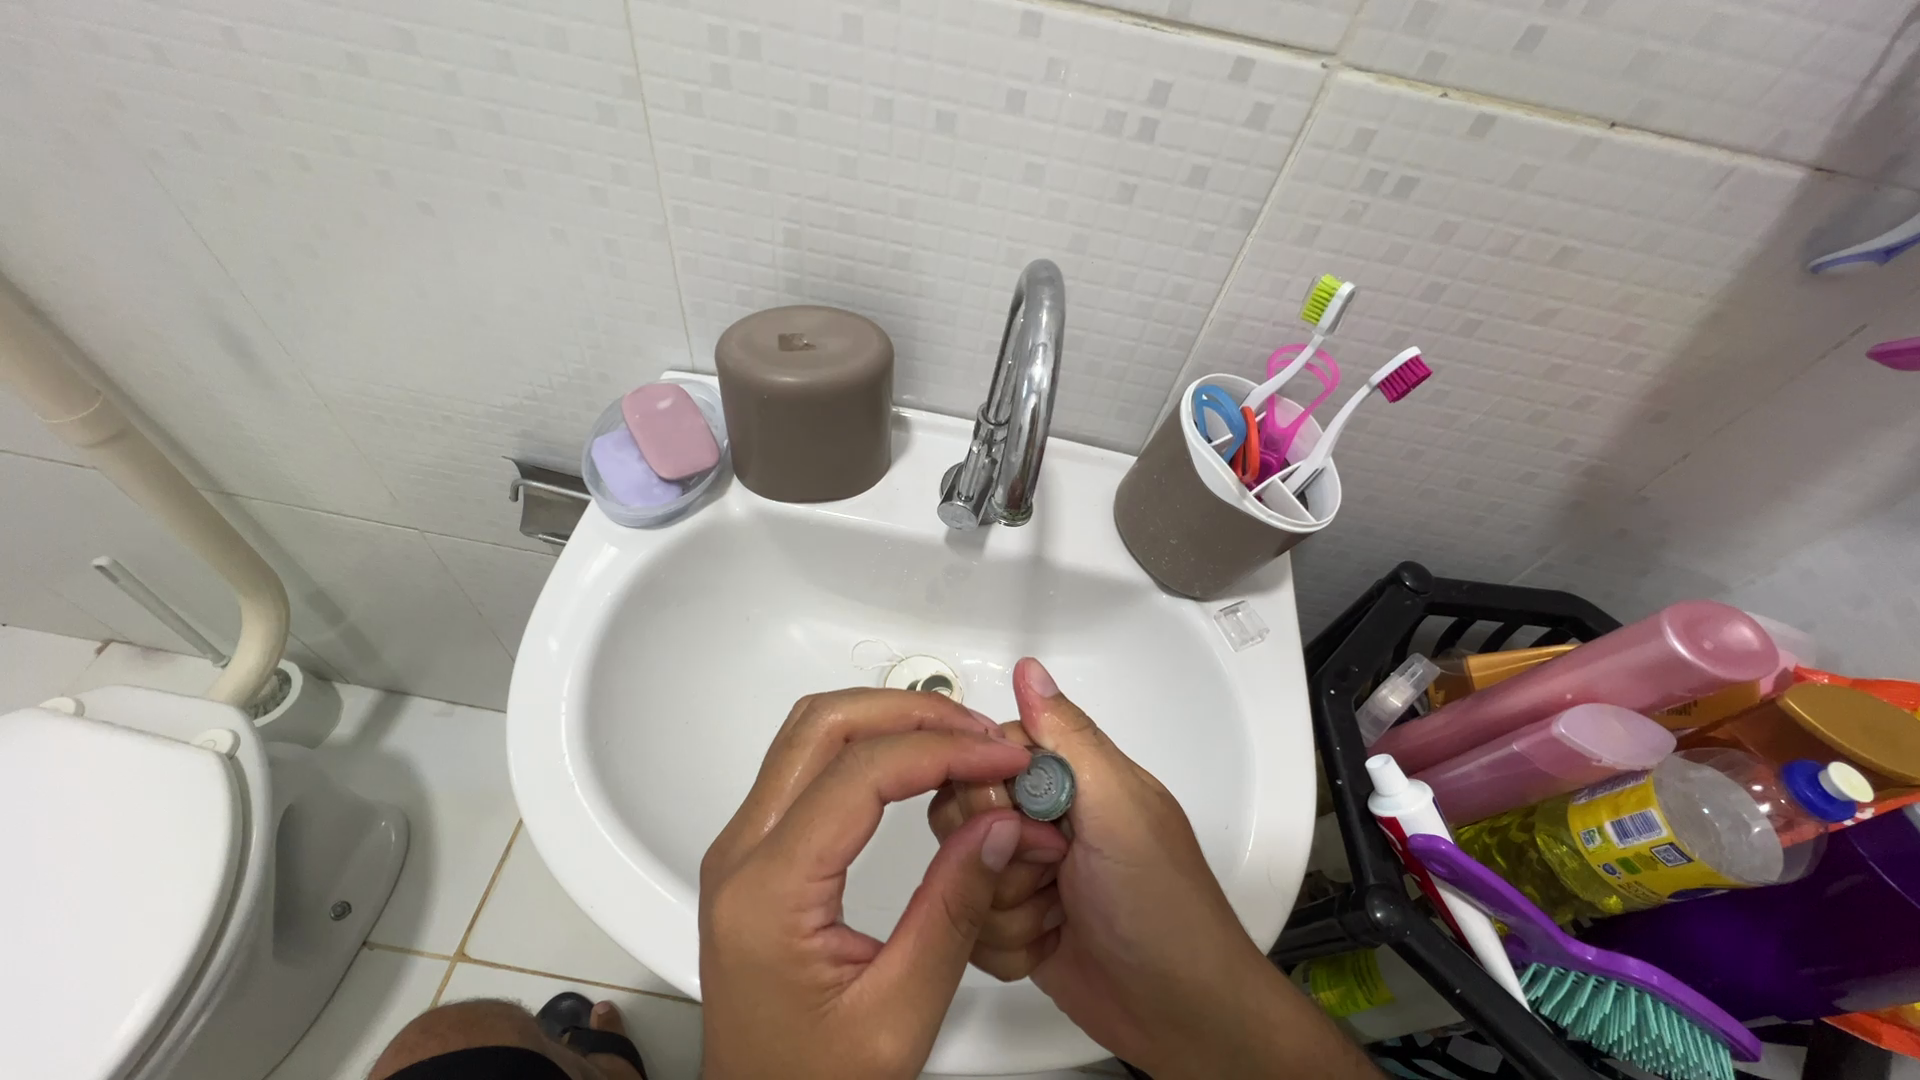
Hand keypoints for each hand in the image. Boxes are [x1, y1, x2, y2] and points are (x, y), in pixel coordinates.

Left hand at [699, 688, 1060, 1079]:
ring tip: (956, 737)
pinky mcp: (758, 849)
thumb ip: (953, 911)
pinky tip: (915, 759)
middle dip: (911, 711)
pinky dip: (868, 742)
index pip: (860, 775)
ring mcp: (744, 845)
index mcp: (768, 893)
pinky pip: (808, 759)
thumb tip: (997, 825)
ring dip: (887, 716)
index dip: (941, 750)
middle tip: (980, 733)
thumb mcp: (900, 1014)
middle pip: (824, 725)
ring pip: (812, 730)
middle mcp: (742, 854)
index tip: (1000, 758)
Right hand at [930, 660, 1377, 1079]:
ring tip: (1059, 915)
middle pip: (963, 814)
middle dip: (1001, 855)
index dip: (989, 788)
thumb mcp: (1120, 809)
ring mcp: (1027, 873)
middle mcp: (1043, 819)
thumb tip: (1030, 667)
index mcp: (1071, 779)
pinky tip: (1051, 945)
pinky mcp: (1014, 924)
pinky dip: (1007, 944)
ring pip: (962, 873)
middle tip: (1054, 870)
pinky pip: (970, 922)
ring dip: (1007, 907)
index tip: (1023, 817)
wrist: (1183, 1015)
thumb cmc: (1162, 905)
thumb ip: (1069, 738)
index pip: (987, 755)